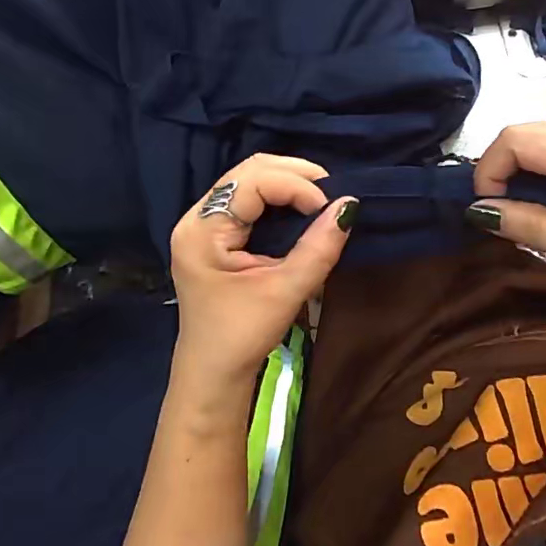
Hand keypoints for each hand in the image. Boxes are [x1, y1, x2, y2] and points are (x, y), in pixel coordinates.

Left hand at [169, 155, 356, 389]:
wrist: (212, 373)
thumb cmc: (241, 337)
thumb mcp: (284, 292)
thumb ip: (317, 248)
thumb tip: (349, 207)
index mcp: (202, 230)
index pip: (252, 181)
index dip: (296, 186)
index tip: (330, 207)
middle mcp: (196, 218)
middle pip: (247, 171)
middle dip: (293, 174)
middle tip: (332, 190)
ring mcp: (202, 224)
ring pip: (247, 180)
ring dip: (287, 182)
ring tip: (321, 196)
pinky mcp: (213, 234)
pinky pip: (247, 199)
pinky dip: (278, 197)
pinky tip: (301, 206)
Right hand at [469, 123, 545, 312]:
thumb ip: (527, 225)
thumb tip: (477, 211)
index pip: (514, 138)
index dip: (489, 171)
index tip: (490, 212)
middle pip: (524, 134)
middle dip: (501, 171)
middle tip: (505, 215)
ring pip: (540, 141)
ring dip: (521, 174)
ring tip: (529, 214)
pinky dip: (542, 175)